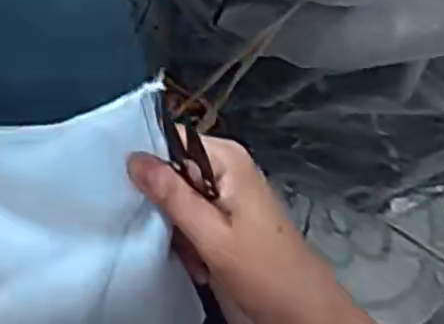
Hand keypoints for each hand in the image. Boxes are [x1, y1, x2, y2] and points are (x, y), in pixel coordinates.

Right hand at [129, 137, 370, 323]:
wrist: (310, 318)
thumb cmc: (266, 274)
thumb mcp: (212, 237)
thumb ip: (172, 194)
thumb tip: (133, 158)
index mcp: (225, 157)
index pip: (171, 138)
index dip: (150, 160)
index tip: (136, 188)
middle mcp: (226, 165)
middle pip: (174, 167)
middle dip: (167, 202)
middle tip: (174, 233)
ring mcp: (229, 189)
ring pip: (181, 193)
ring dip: (179, 224)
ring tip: (192, 253)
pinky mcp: (229, 213)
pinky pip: (194, 211)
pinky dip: (191, 236)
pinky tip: (200, 260)